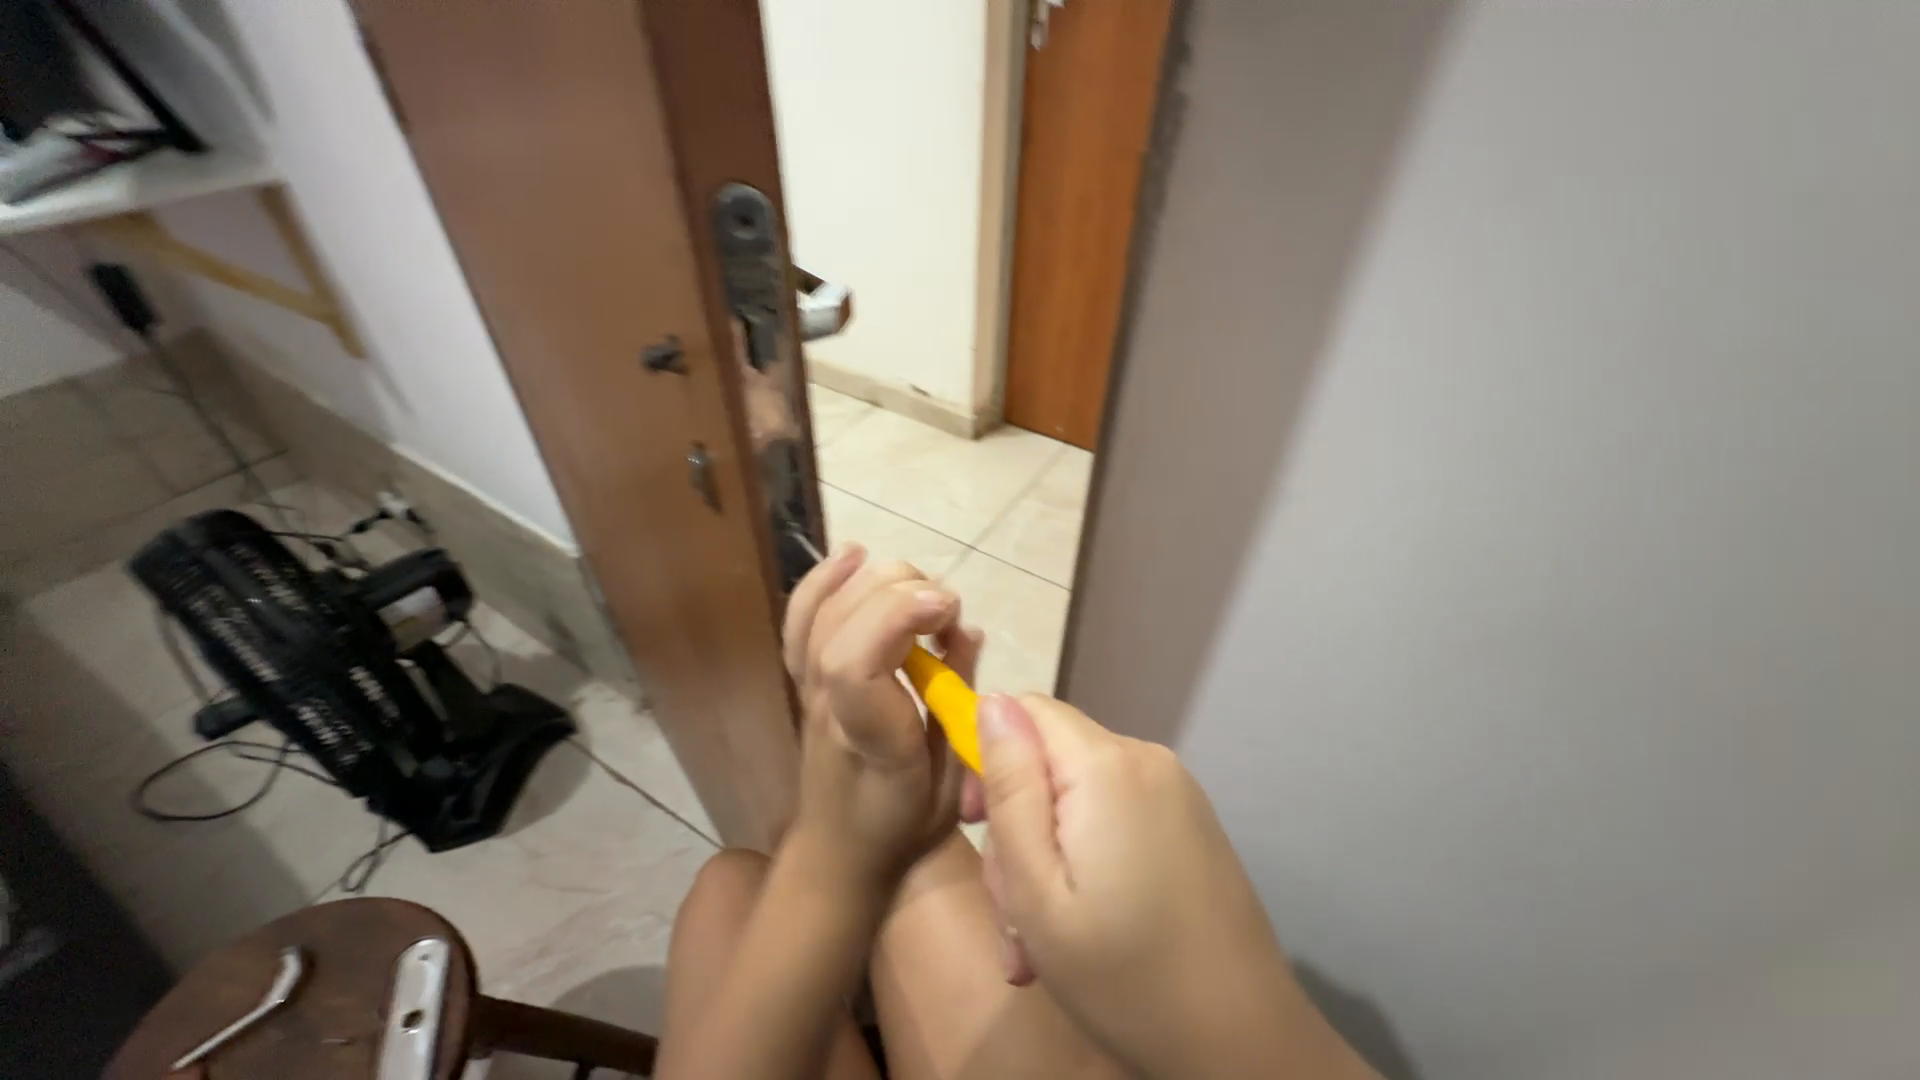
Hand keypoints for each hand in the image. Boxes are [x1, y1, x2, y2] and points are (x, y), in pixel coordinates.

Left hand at [783, 546, 982, 887]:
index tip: (948, 611)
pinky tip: (854, 556)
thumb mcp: (951, 783)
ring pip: (821, 616)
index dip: (896, 619)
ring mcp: (809, 690)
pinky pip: (801, 622)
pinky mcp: (804, 680)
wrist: (839, 852)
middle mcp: (830, 708)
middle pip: (840, 627)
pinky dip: (824, 581)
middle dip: (899, 593)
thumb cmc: (902, 826)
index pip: (854, 669)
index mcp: (872, 742)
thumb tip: (967, 632)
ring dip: (872, 582)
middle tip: (947, 609)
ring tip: (918, 584)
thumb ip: (960, 707)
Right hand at [962, 695, 1374, 1079]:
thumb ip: (1011, 787)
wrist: (1244, 1044)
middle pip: (1050, 758)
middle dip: (1019, 826)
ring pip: (1077, 794)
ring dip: (1048, 856)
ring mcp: (1175, 791)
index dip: (990, 755)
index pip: (1026, 708)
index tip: (976, 822)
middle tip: (1014, 914)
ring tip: (1042, 941)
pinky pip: (1114, 815)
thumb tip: (992, 701)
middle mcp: (1146, 759)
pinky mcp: (1189, 821)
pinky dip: (1087, 858)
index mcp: (1106, 765)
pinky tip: (1084, 926)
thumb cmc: (1123, 975)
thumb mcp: (1037, 888)